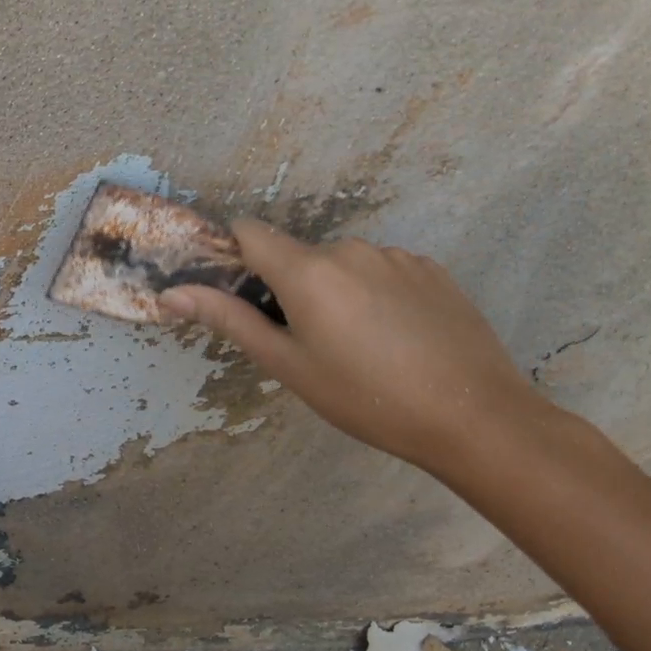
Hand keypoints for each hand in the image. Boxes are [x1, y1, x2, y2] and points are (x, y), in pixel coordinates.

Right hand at [158, 220, 538, 466]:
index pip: (249, 231)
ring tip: (355, 342)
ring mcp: (397, 258)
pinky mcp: (434, 272)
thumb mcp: (286, 363)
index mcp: (307, 271)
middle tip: (302, 338)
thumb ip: (227, 319)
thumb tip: (170, 294)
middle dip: (287, 285)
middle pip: (296, 254)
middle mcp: (349, 250)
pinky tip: (392, 336)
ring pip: (340, 264)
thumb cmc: (366, 396)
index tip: (237, 291)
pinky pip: (381, 271)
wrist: (480, 419)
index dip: (234, 254)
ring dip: (332, 289)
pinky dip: (372, 293)